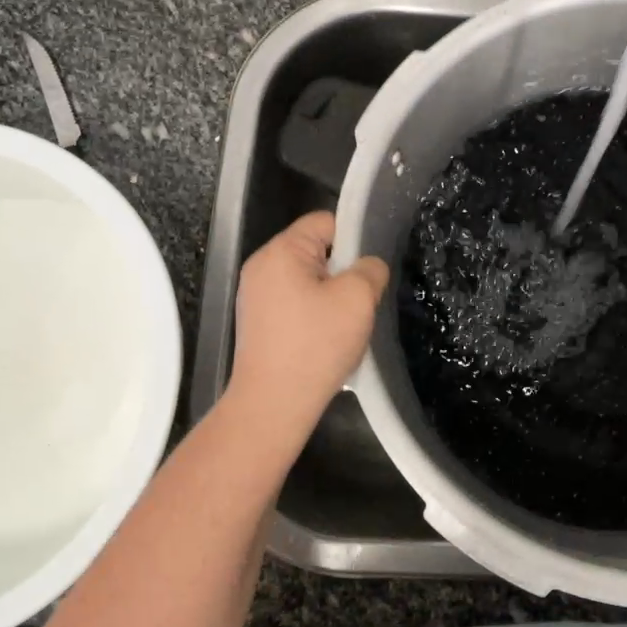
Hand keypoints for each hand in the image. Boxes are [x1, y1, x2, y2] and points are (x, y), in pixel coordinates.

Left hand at [229, 211, 389, 434]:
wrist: (273, 404)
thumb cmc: (316, 345)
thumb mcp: (358, 299)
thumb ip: (370, 269)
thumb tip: (368, 266)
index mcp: (281, 252)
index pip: (325, 222)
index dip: (354, 239)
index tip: (369, 271)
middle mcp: (261, 267)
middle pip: (316, 251)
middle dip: (343, 271)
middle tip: (361, 301)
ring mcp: (255, 297)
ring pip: (308, 281)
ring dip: (331, 297)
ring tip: (345, 324)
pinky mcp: (258, 324)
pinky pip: (296, 304)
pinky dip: (315, 316)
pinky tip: (326, 341)